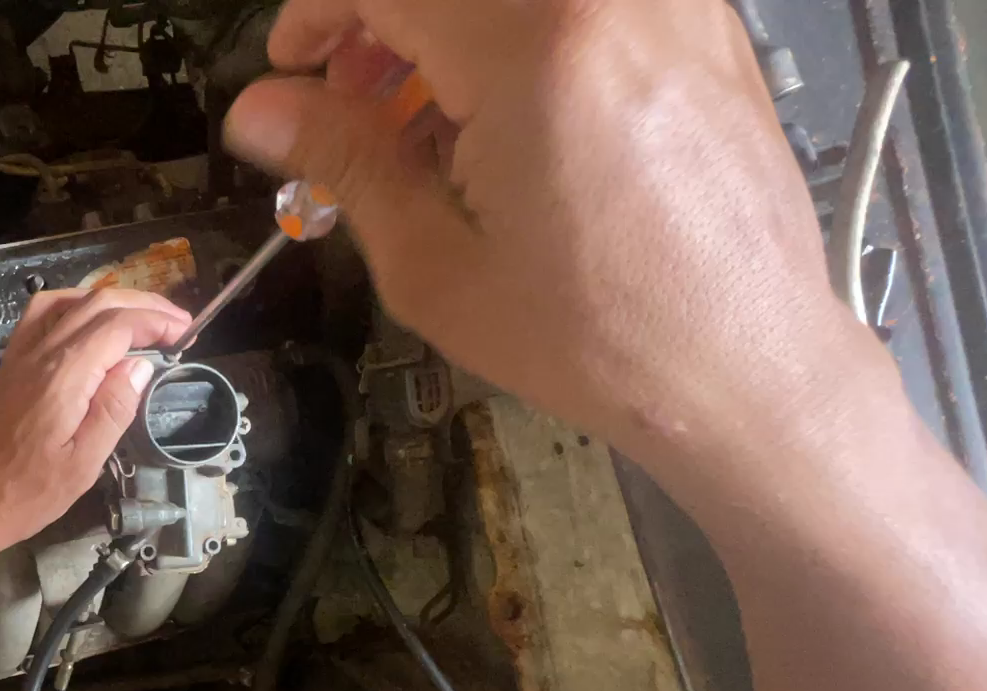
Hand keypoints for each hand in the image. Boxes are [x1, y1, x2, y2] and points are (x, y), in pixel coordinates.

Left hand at [0, 288, 190, 569]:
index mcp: (63, 375)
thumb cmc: (22, 496)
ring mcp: (16, 359)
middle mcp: (38, 354)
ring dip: (107, 301)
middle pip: (95, 304)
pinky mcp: (4, 371)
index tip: (186, 331)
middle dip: (142, 305)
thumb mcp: (81, 465)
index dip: (157, 321)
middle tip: (175, 321)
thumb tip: (140, 365)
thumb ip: (113, 410)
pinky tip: (84, 328)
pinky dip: (72, 309)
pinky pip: (39, 319)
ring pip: (65, 303)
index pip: (118, 325)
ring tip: (138, 318)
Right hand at [222, 0, 878, 465]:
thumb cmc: (571, 333)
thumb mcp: (429, 263)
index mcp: (538, 48)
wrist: (731, 359)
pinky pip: (567, 1)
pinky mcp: (692, 19)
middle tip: (342, 102)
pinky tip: (483, 118)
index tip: (287, 69)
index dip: (319, 7)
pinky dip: (498, 36)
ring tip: (407, 121)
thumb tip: (254, 109)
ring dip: (434, 26)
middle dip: (374, 15)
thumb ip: (344, 161)